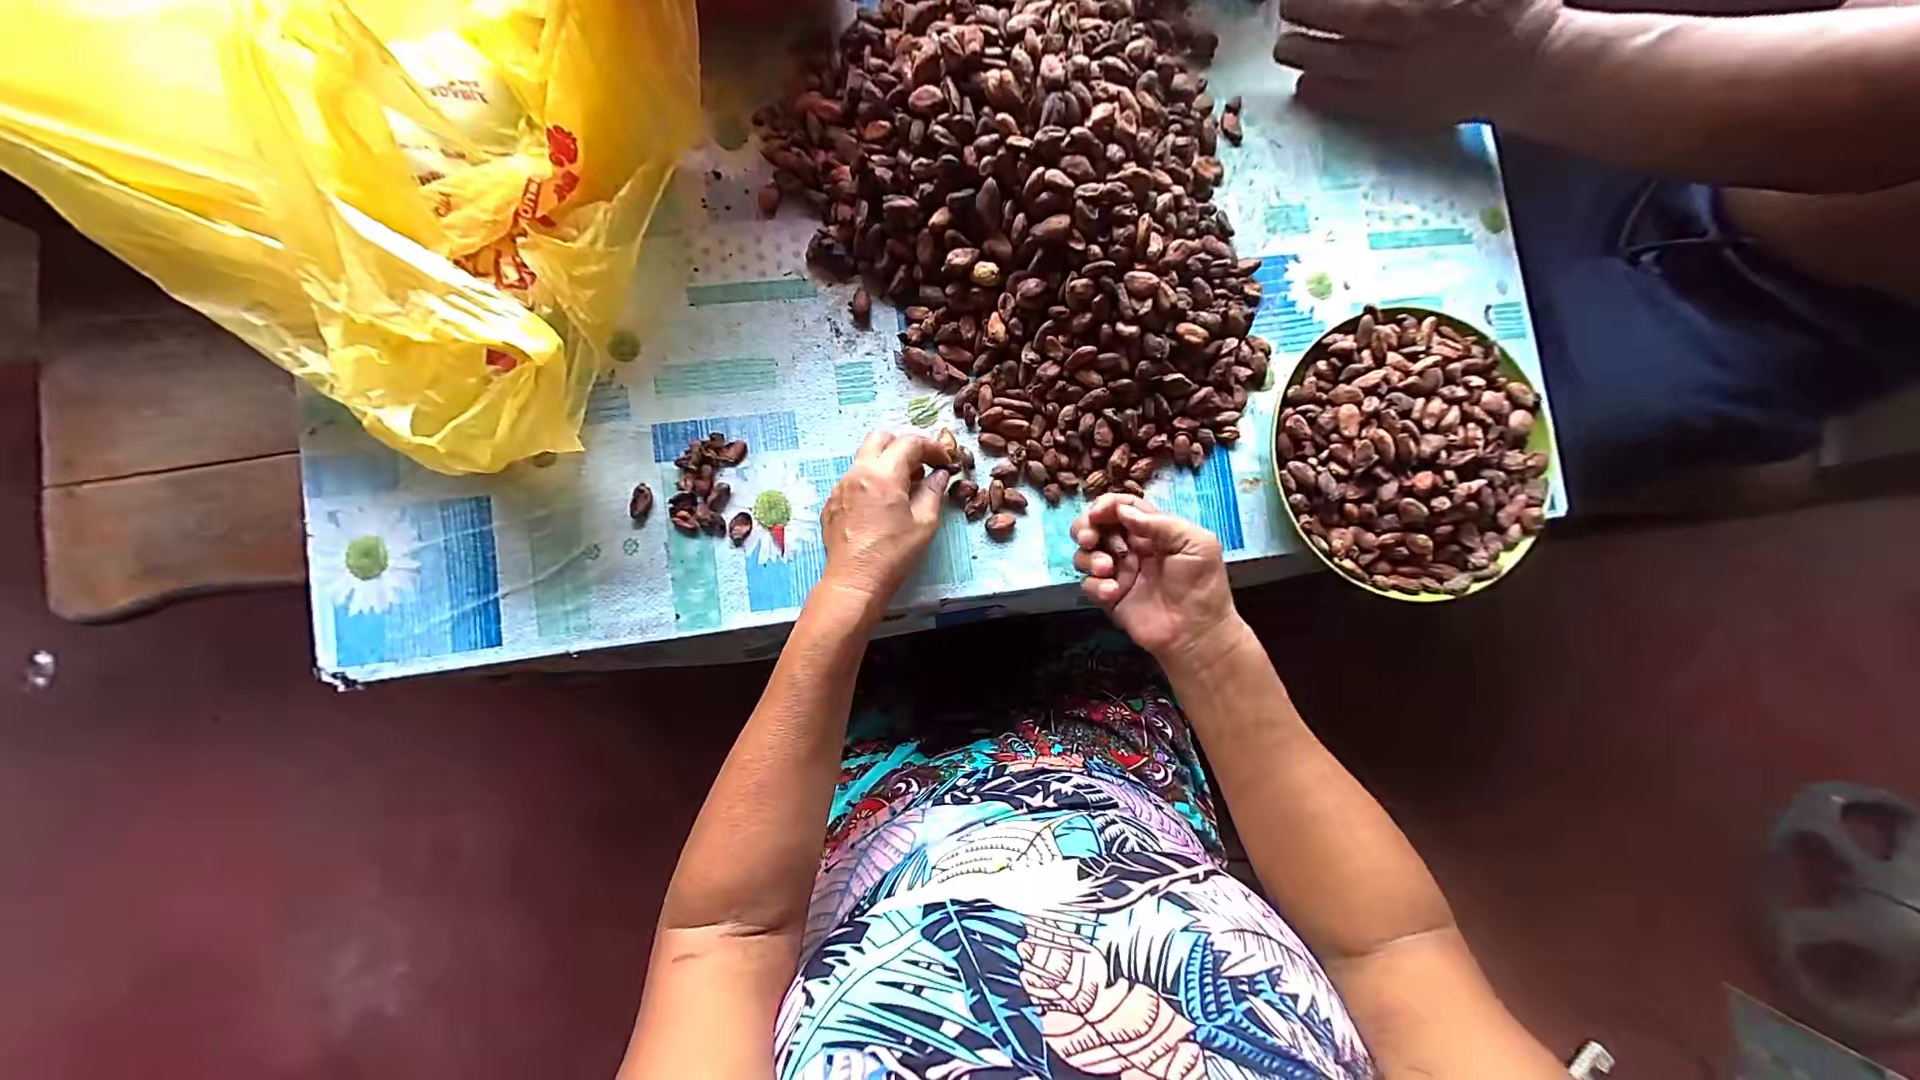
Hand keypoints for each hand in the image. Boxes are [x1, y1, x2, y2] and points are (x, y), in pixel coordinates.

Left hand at [817, 430, 952, 610]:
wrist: (854, 580)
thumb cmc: (892, 554)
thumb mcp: (924, 523)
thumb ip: (933, 492)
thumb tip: (939, 475)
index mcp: (883, 475)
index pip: (910, 442)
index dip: (932, 447)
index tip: (943, 460)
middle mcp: (858, 473)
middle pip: (881, 438)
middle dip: (904, 446)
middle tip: (921, 467)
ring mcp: (841, 486)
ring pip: (865, 457)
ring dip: (886, 462)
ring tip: (904, 487)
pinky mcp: (832, 501)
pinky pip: (854, 478)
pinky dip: (871, 480)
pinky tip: (882, 504)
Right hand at [1071, 495, 1247, 670]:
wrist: (1197, 634)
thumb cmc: (1202, 586)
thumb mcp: (1196, 544)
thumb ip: (1161, 523)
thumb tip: (1122, 511)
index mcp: (1153, 531)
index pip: (1123, 507)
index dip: (1106, 505)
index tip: (1097, 513)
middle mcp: (1131, 548)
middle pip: (1096, 526)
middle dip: (1085, 527)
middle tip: (1088, 539)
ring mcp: (1118, 572)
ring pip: (1086, 553)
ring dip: (1090, 557)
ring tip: (1107, 570)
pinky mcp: (1108, 597)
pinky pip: (1088, 584)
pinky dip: (1095, 585)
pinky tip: (1113, 593)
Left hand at [1273, 0, 1562, 125]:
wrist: (1522, 67)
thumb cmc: (1502, 9)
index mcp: (1439, 3)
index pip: (1374, 1)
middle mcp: (1419, 36)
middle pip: (1355, 22)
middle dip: (1314, 12)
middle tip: (1287, 6)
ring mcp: (1404, 76)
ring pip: (1344, 65)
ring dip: (1306, 55)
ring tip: (1284, 46)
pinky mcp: (1396, 109)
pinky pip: (1349, 103)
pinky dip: (1322, 94)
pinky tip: (1303, 83)